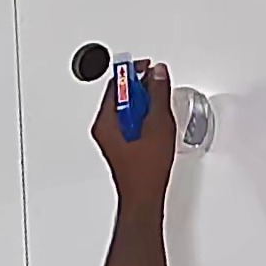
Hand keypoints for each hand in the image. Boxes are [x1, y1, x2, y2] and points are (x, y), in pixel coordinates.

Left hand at [92, 60, 177, 218]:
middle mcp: (105, 127)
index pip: (117, 84)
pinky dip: (144, 115)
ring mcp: (112, 136)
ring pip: (127, 107)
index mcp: (106, 121)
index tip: (149, 66)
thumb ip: (158, 94)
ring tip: (160, 112)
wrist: (144, 198)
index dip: (134, 71)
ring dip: (145, 102)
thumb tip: (158, 72)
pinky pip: (130, 119)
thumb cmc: (146, 169)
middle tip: (159, 87)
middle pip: (122, 94)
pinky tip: (157, 125)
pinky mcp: (121, 144)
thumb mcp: (158, 124)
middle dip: (142, 87)